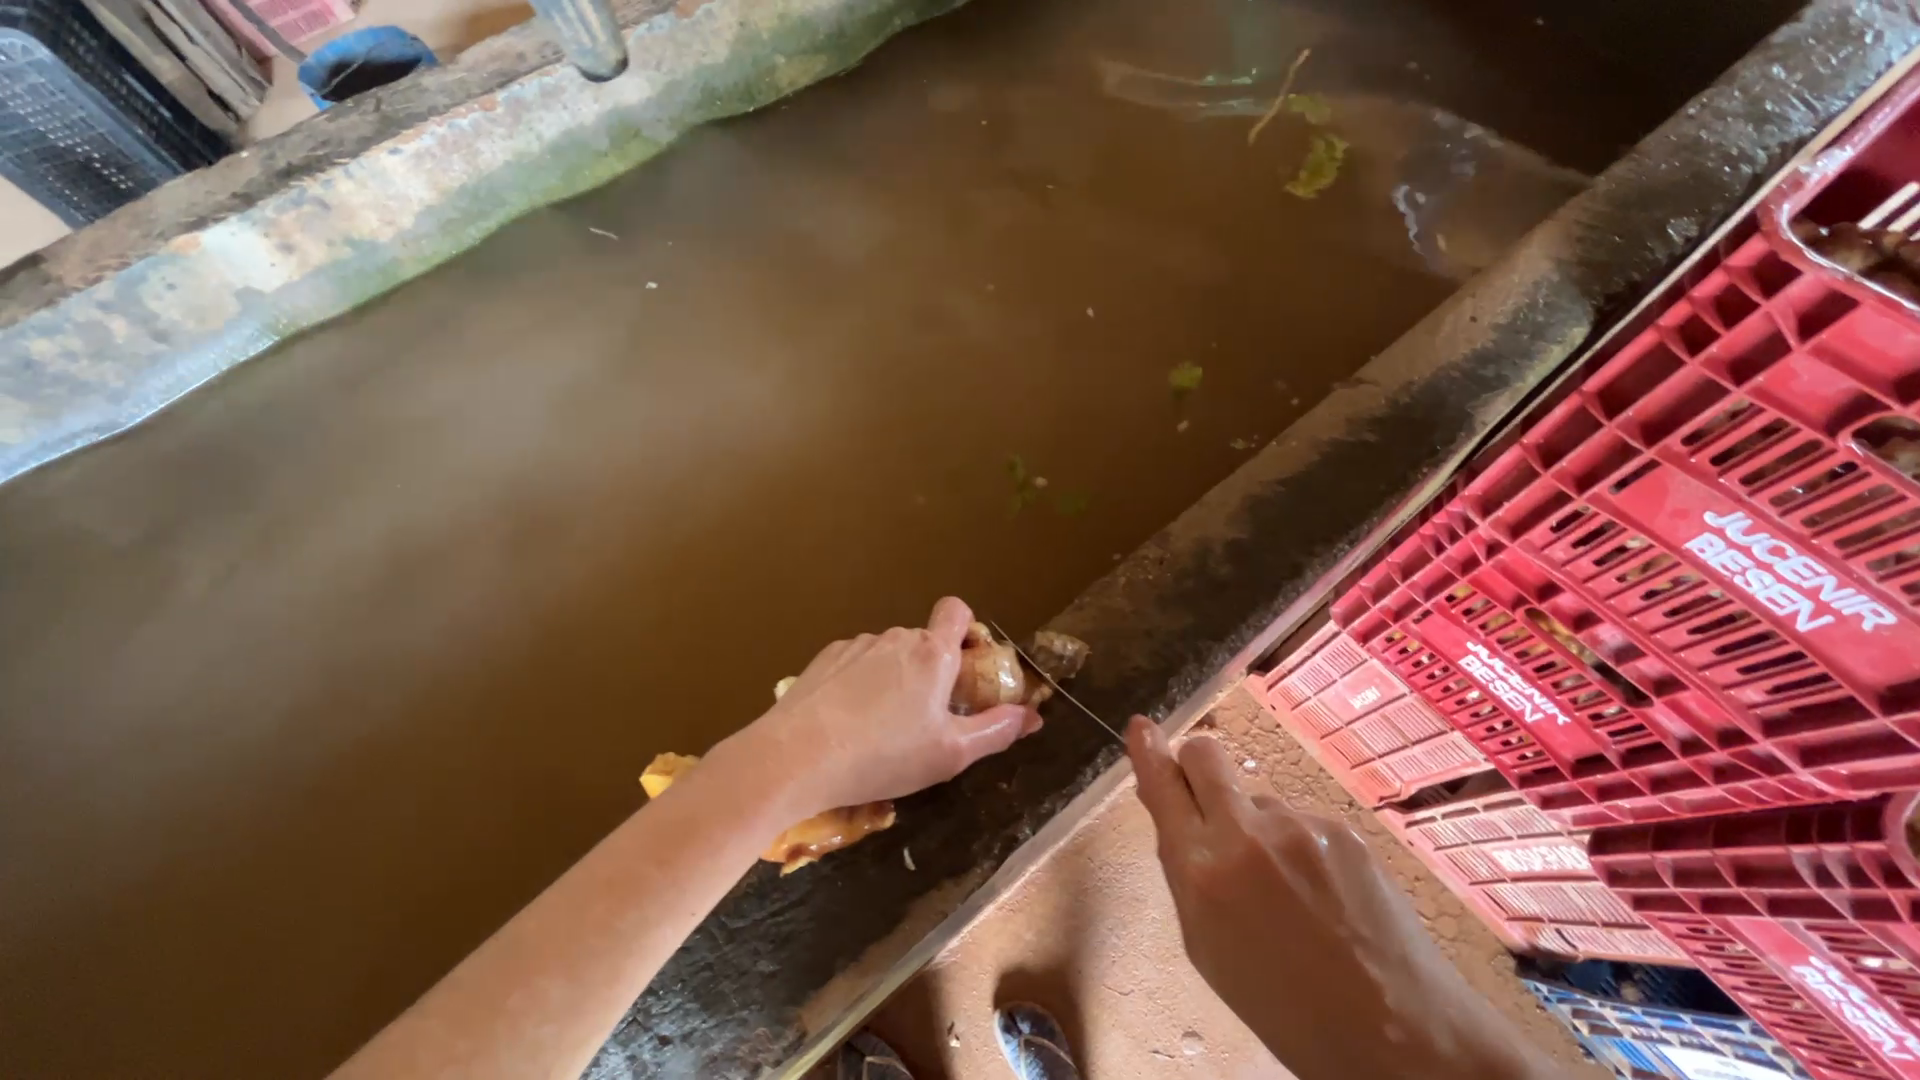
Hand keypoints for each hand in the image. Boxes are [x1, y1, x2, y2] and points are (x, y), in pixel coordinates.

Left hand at [721, 597, 1040, 820]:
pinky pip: (855, 664)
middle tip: (926, 718)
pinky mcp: (824, 660)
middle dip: (930, 670)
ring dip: (894, 679)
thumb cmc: (884, 756)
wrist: (796, 758)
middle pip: (923, 641)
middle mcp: (895, 638)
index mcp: (932, 654)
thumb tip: (1032, 715)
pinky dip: (860, 685)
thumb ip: (996, 730)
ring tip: (880, 729)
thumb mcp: (950, 753)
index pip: (957, 611)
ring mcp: (856, 646)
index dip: (966, 631)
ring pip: (888, 655)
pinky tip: (847, 722)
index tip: (964, 671)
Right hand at [1126, 718, 1555, 1079]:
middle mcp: (1247, 834)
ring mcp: (1300, 824)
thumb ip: (1185, 873)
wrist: (1400, 1036)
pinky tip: (1321, 892)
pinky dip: (1296, 844)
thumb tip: (1171, 814)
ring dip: (1256, 825)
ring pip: (1256, 797)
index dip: (1147, 752)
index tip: (1141, 726)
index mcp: (1202, 873)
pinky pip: (1299, 819)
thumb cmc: (1284, 1007)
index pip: (1163, 788)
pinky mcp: (1342, 827)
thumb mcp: (1207, 947)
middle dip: (1195, 763)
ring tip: (1287, 889)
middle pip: (1206, 753)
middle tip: (1203, 796)